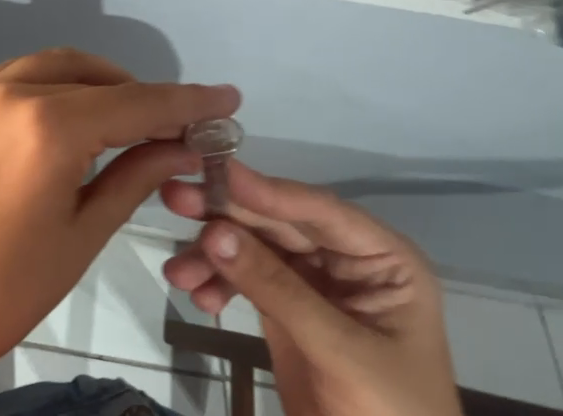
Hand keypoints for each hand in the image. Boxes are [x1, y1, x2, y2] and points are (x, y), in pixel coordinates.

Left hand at [0, 48, 238, 410]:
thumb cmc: (15, 281)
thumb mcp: (87, 228)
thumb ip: (137, 174)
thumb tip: (185, 145)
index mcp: (48, 126)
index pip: (133, 102)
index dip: (185, 101)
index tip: (227, 99)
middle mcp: (11, 92)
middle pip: (94, 76)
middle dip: (140, 94)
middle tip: (174, 126)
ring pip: (54, 65)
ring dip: (97, 82)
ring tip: (128, 120)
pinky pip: (18, 76)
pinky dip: (54, 85)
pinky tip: (71, 117)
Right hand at [160, 164, 460, 415]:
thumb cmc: (391, 412)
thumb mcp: (340, 350)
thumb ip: (277, 289)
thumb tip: (212, 231)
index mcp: (381, 259)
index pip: (318, 211)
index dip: (264, 189)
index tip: (212, 171)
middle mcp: (344, 260)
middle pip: (275, 222)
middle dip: (224, 216)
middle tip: (171, 197)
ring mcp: (311, 283)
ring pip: (250, 247)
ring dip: (211, 256)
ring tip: (177, 274)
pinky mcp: (283, 308)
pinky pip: (241, 279)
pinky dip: (216, 284)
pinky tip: (199, 299)